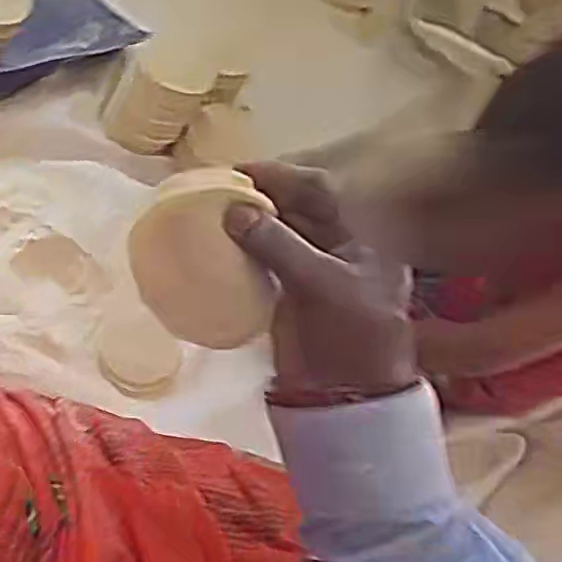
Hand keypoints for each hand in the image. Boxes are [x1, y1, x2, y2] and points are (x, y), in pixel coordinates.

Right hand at [226, 163, 417, 405]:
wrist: (347, 390)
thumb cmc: (352, 334)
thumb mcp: (323, 285)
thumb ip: (280, 247)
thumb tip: (235, 212)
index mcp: (355, 233)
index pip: (314, 189)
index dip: (276, 175)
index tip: (235, 170)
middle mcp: (331, 243)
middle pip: (289, 207)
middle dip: (254, 196)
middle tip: (212, 189)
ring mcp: (306, 268)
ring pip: (271, 233)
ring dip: (241, 223)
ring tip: (206, 213)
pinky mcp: (283, 292)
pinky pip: (257, 262)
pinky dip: (236, 252)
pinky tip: (213, 248)